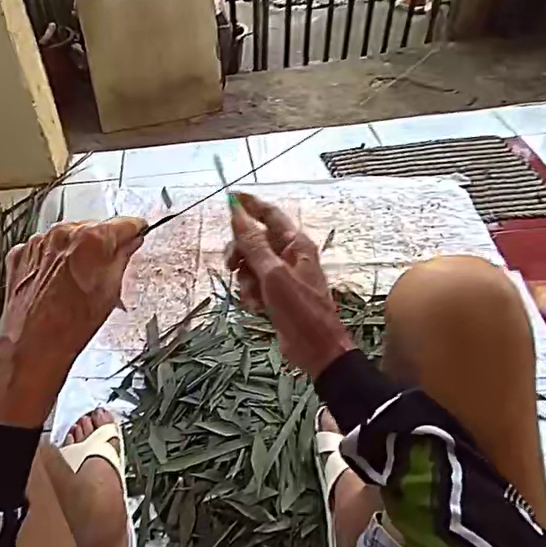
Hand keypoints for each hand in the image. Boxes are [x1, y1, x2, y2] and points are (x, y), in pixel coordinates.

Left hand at [0, 216, 146, 426]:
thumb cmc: (69, 325)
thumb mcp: (112, 291)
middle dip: (103, 245)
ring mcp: (39, 243)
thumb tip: (129, 245)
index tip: (138, 232)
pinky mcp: (22, 255)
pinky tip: (58, 284)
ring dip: (76, 253)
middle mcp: (63, 234)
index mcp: (91, 238)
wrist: (34, 344)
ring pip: (68, 238)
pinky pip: (45, 249)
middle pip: (94, 229)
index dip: (135, 230)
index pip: (125, 223)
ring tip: (79, 284)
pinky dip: (53, 261)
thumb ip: (124, 258)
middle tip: (107, 270)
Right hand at [225, 192, 353, 376]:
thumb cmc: (300, 310)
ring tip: (253, 297)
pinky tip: (257, 308)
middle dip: (240, 254)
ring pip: (250, 264)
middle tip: (231, 265)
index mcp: (295, 244)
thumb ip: (253, 243)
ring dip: (245, 280)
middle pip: (254, 241)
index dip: (249, 204)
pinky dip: (251, 294)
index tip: (228, 196)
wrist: (316, 349)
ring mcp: (283, 275)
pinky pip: (254, 284)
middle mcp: (289, 255)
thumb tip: (236, 212)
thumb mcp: (273, 275)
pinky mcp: (277, 294)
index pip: (269, 214)